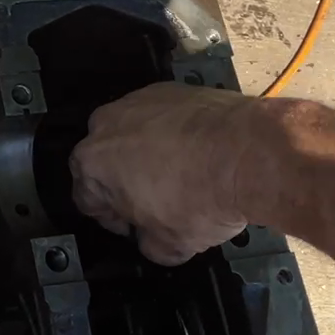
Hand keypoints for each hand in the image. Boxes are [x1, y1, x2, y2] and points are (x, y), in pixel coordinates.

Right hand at [69, 82, 269, 264]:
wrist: (248, 152)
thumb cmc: (200, 198)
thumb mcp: (171, 245)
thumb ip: (149, 244)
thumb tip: (152, 240)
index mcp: (91, 164)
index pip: (86, 198)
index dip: (110, 218)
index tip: (133, 225)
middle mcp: (103, 126)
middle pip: (106, 160)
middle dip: (125, 179)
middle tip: (156, 199)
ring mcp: (135, 102)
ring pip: (132, 133)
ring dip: (147, 152)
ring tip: (183, 172)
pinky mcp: (168, 89)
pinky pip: (161, 116)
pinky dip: (173, 131)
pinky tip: (199, 149)